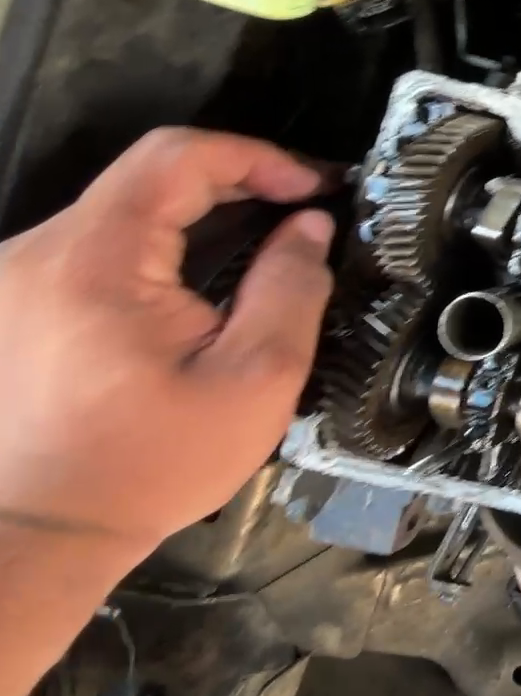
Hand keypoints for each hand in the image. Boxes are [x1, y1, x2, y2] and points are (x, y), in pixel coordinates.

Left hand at [0, 128, 334, 550]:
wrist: (33, 538)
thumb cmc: (154, 460)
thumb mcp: (258, 374)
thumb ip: (292, 285)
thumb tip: (309, 224)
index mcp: (93, 264)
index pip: (177, 157)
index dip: (260, 157)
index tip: (315, 189)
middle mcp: (37, 257)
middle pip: (151, 176)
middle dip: (244, 183)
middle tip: (311, 212)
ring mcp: (17, 280)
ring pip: (129, 208)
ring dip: (210, 213)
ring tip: (275, 243)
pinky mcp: (17, 304)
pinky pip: (106, 243)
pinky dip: (173, 241)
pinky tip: (214, 275)